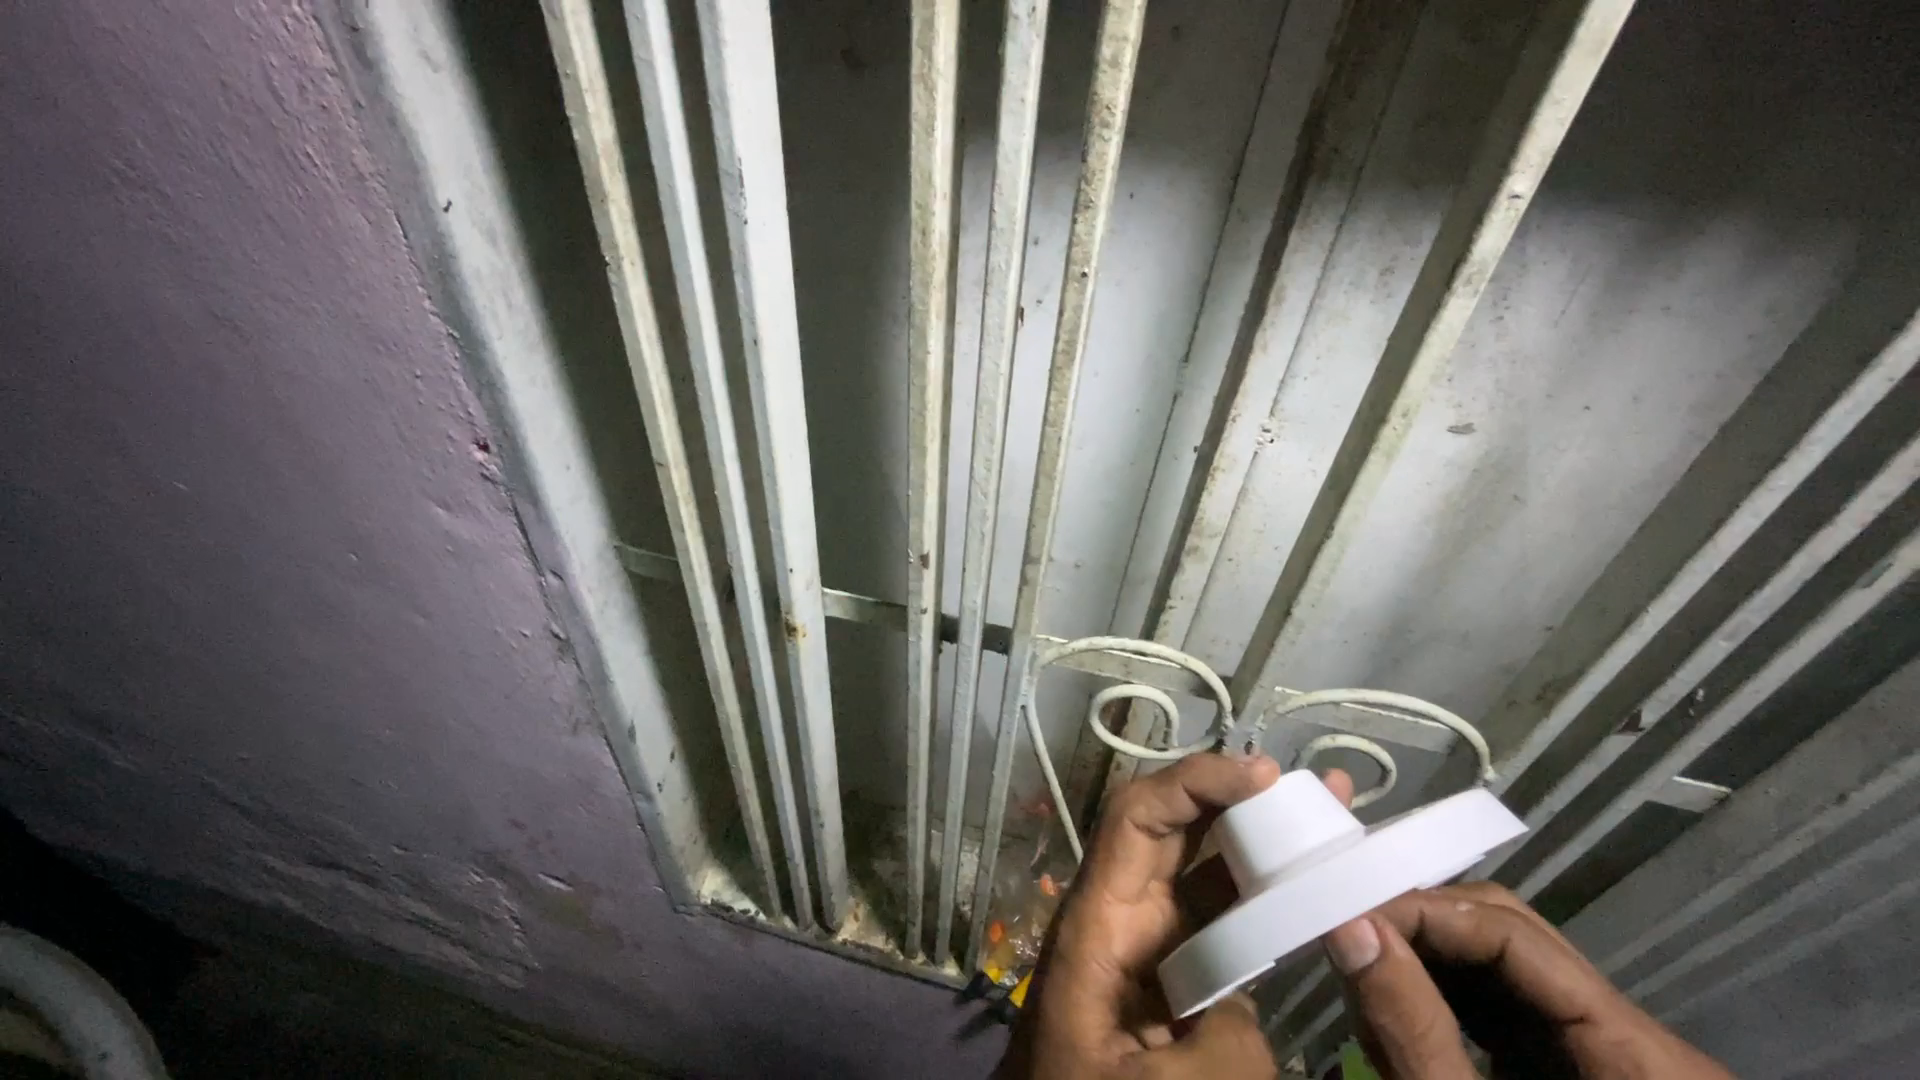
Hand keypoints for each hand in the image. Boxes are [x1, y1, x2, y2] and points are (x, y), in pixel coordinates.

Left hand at [999, 754, 1353, 1078]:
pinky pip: (1223, 923)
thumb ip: (1223, 1050)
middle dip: (1238, 798)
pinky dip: (1264, 902)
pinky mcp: (1177, 977)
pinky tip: (1311, 898)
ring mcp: (1153, 943)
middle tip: (1316, 791)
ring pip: (1206, 872)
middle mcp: (1125, 913)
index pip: (1136, 816)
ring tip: (1326, 825)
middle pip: (1176, 830)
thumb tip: (1247, 1013)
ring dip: (1260, 845)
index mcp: (1098, 919)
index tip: (1261, 776)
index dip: (1194, 782)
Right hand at [1323, 883, 1732, 1078]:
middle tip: (1344, 930)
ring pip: (1504, 963)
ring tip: (1360, 960)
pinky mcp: (1573, 1066)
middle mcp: (1636, 1038)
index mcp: (1643, 1058)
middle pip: (1515, 936)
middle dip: (1421, 926)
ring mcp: (1604, 1049)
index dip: (1426, 912)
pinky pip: (1503, 1003)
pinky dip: (1443, 991)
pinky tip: (1397, 996)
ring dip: (1425, 953)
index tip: (1345, 914)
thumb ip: (1412, 1030)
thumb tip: (1349, 926)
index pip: (1516, 936)